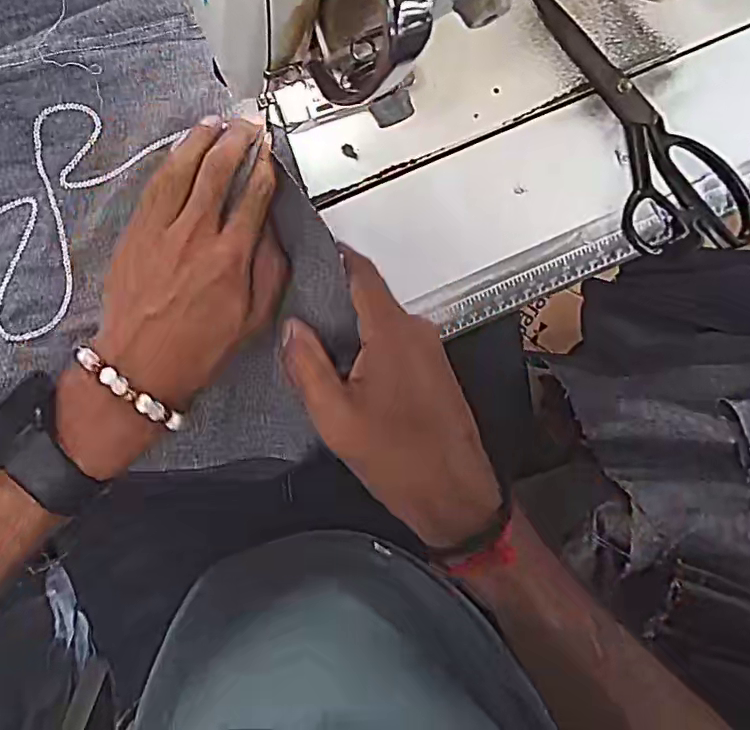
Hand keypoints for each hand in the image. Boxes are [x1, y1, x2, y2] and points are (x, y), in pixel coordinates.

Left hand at [56, 115, 287, 478]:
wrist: (140, 363)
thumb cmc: (196, 346)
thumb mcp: (254, 318)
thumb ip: (270, 268)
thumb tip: (272, 227)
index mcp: (230, 257)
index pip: (254, 195)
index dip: (265, 167)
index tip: (270, 153)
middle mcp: (196, 236)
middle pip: (219, 171)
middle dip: (237, 141)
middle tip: (247, 126)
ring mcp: (162, 230)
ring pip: (183, 169)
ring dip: (201, 140)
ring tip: (215, 123)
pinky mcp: (137, 231)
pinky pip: (155, 185)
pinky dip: (170, 161)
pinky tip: (181, 148)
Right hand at [280, 246, 501, 548]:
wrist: (457, 500)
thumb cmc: (403, 461)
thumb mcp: (335, 417)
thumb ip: (307, 365)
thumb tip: (292, 328)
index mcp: (392, 332)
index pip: (361, 272)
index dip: (334, 255)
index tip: (310, 249)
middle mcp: (416, 331)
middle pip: (368, 296)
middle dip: (332, 301)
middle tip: (298, 315)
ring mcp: (429, 349)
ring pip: (380, 321)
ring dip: (350, 329)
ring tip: (319, 352)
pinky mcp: (434, 369)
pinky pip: (394, 341)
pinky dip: (368, 346)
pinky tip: (349, 376)